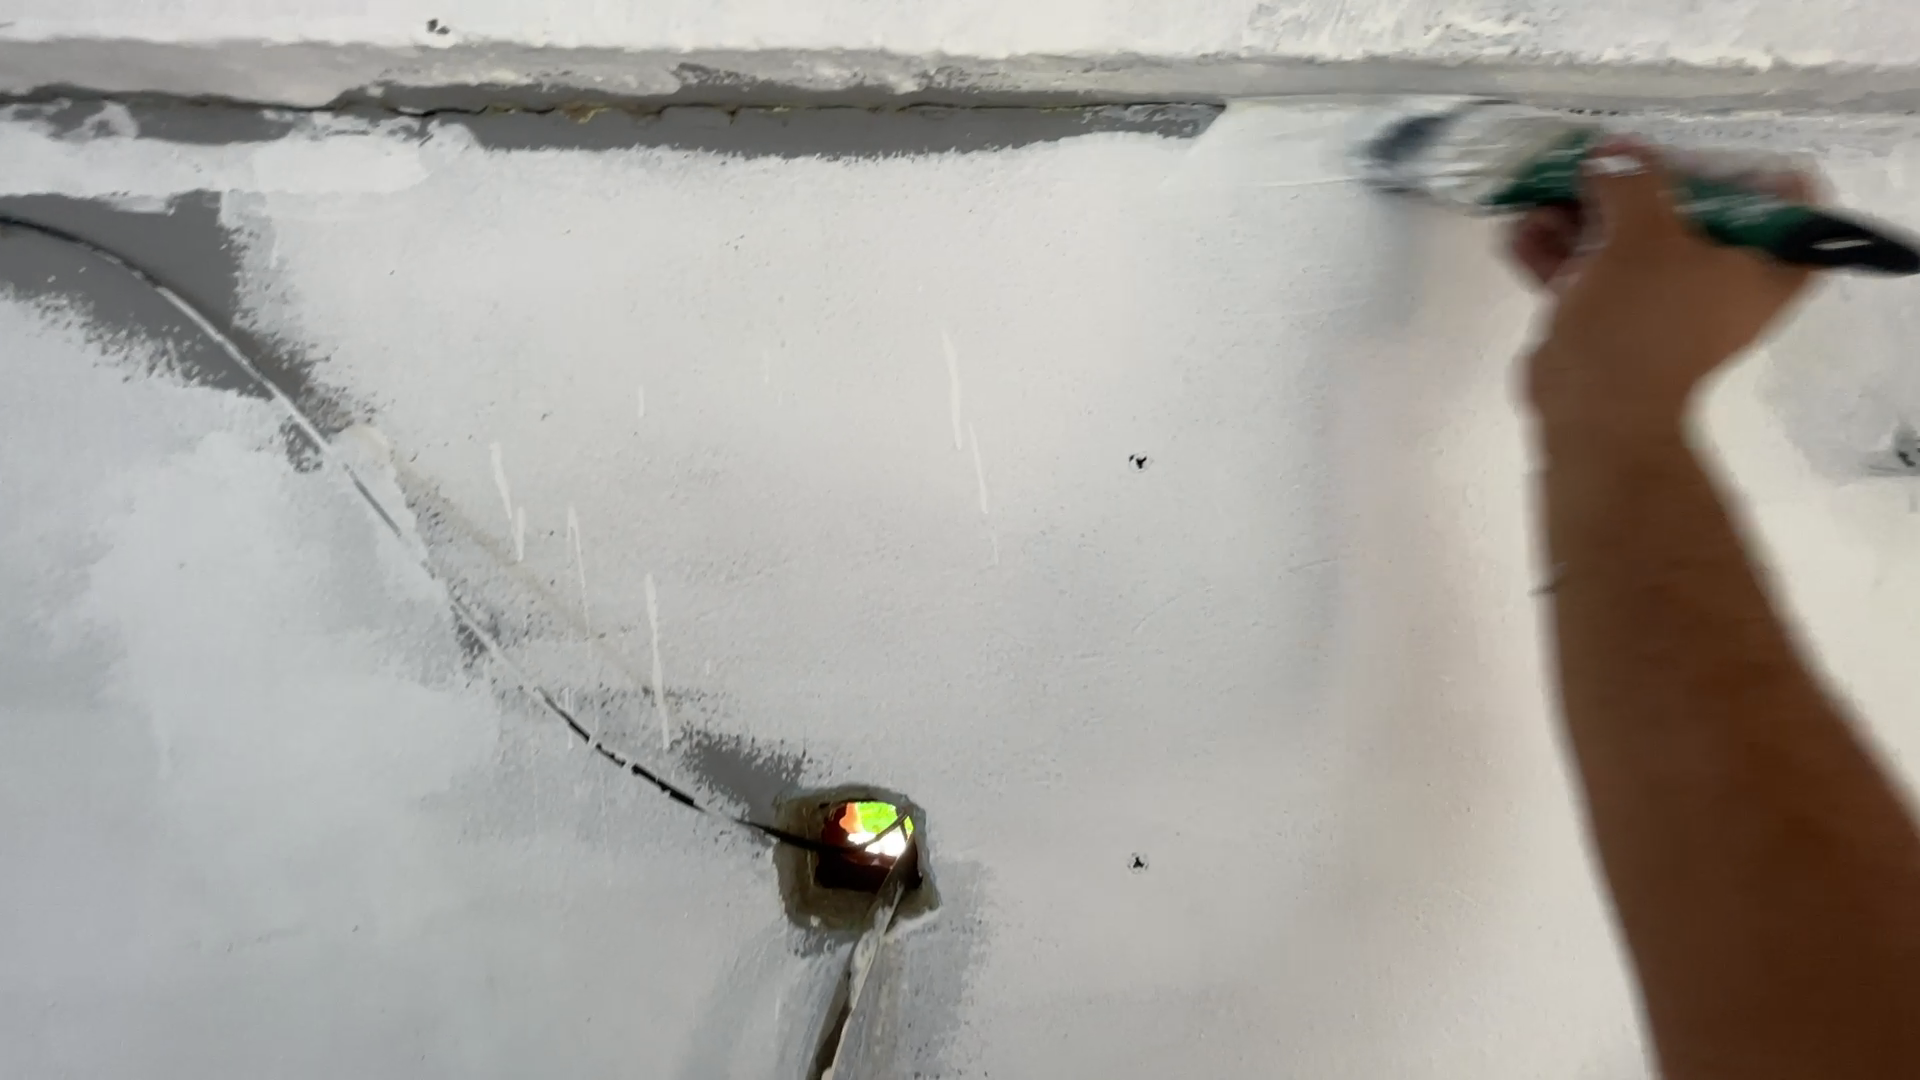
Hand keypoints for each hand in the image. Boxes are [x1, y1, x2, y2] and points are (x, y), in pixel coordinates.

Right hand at [1508, 139, 1819, 438]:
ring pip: (1618, 243)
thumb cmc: (1638, 326)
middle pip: (1678, 211)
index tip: (1665, 154)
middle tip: (1584, 167)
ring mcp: (1656, 301)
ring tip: (1535, 196)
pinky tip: (1518, 233)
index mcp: (1769, 260)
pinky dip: (1552, 254)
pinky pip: (1582, 275)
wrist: (1591, 412)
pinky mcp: (1605, 321)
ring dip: (1575, 219)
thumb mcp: (1644, 240)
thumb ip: (1632, 186)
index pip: (1767, 186)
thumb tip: (1608, 154)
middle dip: (1624, 189)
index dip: (1718, 161)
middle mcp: (1719, 276)